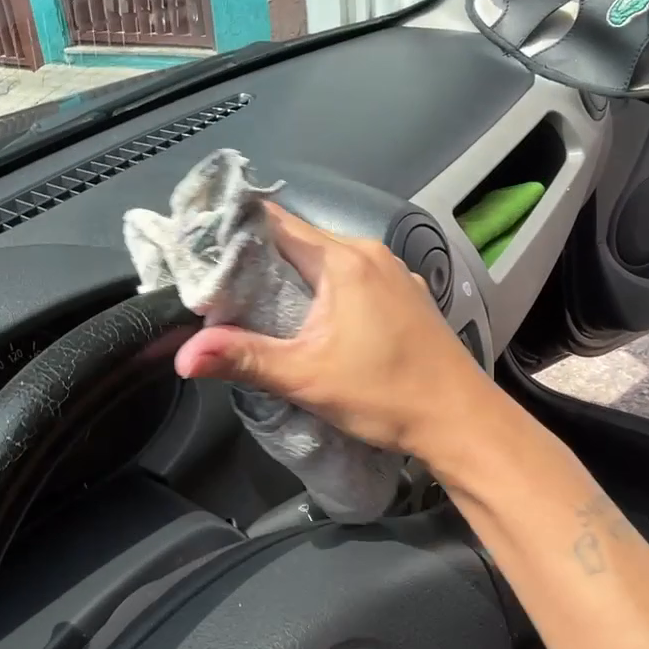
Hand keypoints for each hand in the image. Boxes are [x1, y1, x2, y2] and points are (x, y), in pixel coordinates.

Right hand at [173, 202, 499, 463]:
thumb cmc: (386, 395)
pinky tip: (302, 313)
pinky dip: (317, 285)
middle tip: (212, 277)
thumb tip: (181, 356)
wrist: (466, 425)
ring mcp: (391, 273)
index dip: (232, 230)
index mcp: (343, 260)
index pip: (274, 222)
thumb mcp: (305, 377)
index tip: (198, 244)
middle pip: (295, 238)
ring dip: (285, 272)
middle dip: (252, 255)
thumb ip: (241, 358)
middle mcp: (368, 254)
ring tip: (246, 295)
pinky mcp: (402, 295)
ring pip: (322, 257)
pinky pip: (346, 275)